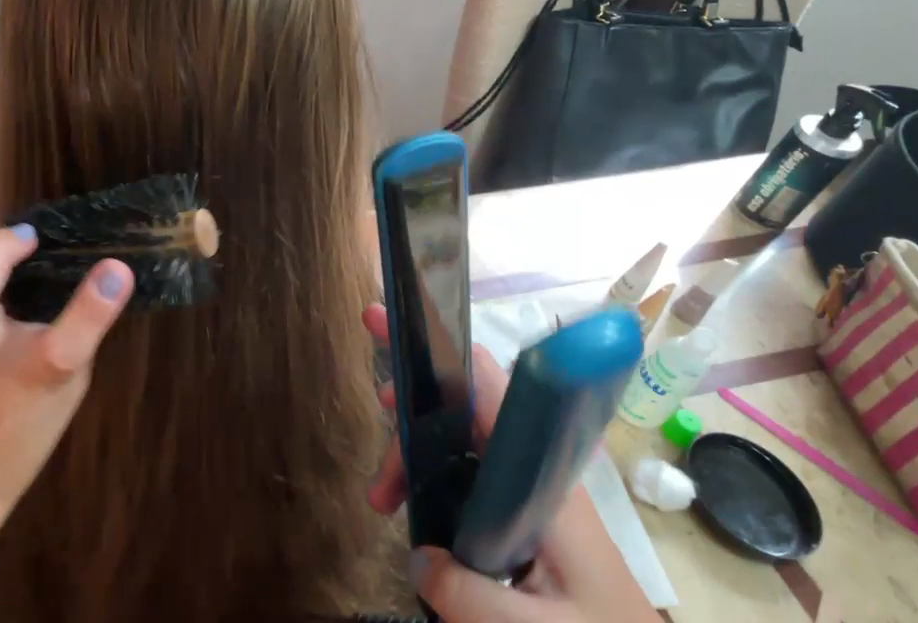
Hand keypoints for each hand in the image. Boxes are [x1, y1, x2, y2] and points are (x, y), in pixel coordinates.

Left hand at [0, 225, 132, 513]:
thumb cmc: (18, 434)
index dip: (100, 295)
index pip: (75, 324)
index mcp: (30, 366)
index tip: (116, 268)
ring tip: (18, 249)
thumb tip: (105, 273)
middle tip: (45, 247)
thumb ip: (82, 327)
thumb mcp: (68, 386)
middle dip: (20, 240)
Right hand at [360, 305, 657, 622]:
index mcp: (542, 477)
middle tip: (375, 430)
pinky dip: (433, 484)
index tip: (388, 325)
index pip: (490, 388)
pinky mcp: (529, 522)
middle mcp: (536, 472)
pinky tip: (410, 510)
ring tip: (380, 499)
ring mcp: (532, 495)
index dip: (438, 351)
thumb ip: (464, 593)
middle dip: (413, 412)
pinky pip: (471, 481)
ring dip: (416, 458)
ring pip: (463, 447)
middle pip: (464, 412)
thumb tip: (415, 555)